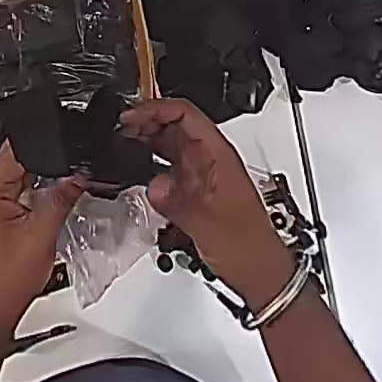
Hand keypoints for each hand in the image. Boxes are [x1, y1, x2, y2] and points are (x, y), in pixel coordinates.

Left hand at [0, 144, 81, 330]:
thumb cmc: (7, 278)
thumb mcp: (42, 232)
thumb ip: (62, 197)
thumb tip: (80, 174)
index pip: (17, 147)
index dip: (43, 143)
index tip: (65, 147)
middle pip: (23, 155)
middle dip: (48, 158)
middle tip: (68, 169)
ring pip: (28, 168)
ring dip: (47, 173)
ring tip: (61, 186)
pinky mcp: (6, 207)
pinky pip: (29, 183)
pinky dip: (44, 186)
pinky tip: (55, 198)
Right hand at [120, 99, 294, 309]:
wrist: (260, 272)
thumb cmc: (249, 246)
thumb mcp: (208, 225)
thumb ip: (178, 203)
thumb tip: (154, 186)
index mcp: (219, 154)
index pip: (187, 114)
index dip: (157, 109)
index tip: (134, 117)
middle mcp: (210, 158)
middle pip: (175, 123)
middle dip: (147, 120)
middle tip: (121, 128)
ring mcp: (202, 171)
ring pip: (171, 142)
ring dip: (147, 138)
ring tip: (122, 141)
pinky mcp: (194, 187)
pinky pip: (169, 165)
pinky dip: (151, 161)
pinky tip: (136, 166)